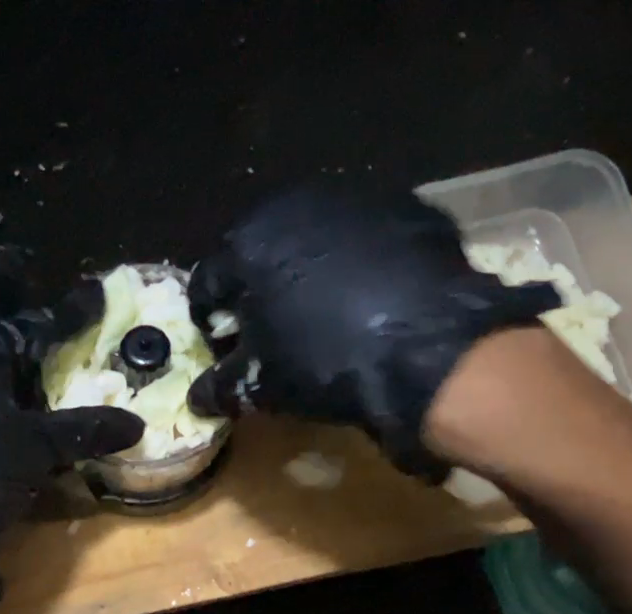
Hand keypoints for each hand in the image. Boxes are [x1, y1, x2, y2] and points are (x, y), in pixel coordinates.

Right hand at [185, 186, 560, 479]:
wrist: (432, 346)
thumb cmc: (328, 361)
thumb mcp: (267, 385)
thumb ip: (225, 386)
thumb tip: (198, 398)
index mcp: (247, 244)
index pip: (208, 283)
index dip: (210, 321)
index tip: (223, 348)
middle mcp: (294, 205)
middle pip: (259, 252)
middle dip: (258, 290)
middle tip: (271, 331)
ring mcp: (356, 198)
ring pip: (313, 238)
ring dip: (307, 271)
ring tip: (323, 313)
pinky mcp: (407, 206)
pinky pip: (367, 236)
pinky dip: (360, 262)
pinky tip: (371, 298)